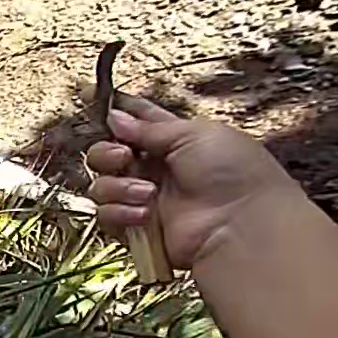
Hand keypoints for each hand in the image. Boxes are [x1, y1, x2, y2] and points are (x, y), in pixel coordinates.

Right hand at [87, 94, 301, 268]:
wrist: (237, 223)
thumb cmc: (230, 172)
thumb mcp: (194, 134)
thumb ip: (149, 128)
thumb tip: (115, 117)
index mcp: (170, 142)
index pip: (136, 124)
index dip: (119, 116)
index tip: (105, 109)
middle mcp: (151, 169)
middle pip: (105, 155)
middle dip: (107, 154)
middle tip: (124, 158)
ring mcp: (140, 200)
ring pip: (101, 187)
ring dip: (119, 187)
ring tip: (148, 193)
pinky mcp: (133, 228)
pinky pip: (106, 216)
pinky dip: (121, 213)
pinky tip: (145, 214)